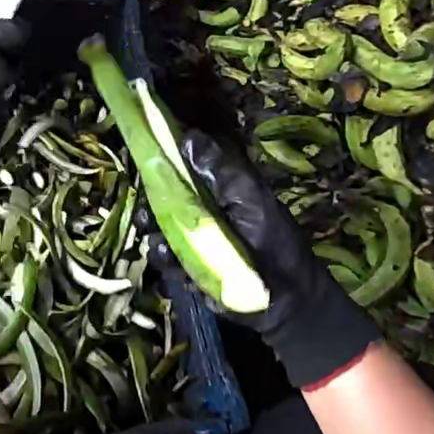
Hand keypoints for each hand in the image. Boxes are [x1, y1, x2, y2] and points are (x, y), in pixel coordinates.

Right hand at [148, 130, 378, 388]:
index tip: (149, 156)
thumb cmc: (273, 239)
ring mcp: (189, 237)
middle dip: (151, 200)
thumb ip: (221, 171)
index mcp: (214, 186)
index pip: (181, 164)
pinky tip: (172, 260)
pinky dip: (163, 258)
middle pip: (160, 196)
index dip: (162, 159)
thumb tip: (189, 137)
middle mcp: (197, 207)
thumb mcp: (251, 198)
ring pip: (156, 227)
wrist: (284, 297)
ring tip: (161, 239)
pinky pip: (163, 258)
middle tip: (148, 208)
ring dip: (153, 230)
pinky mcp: (184, 266)